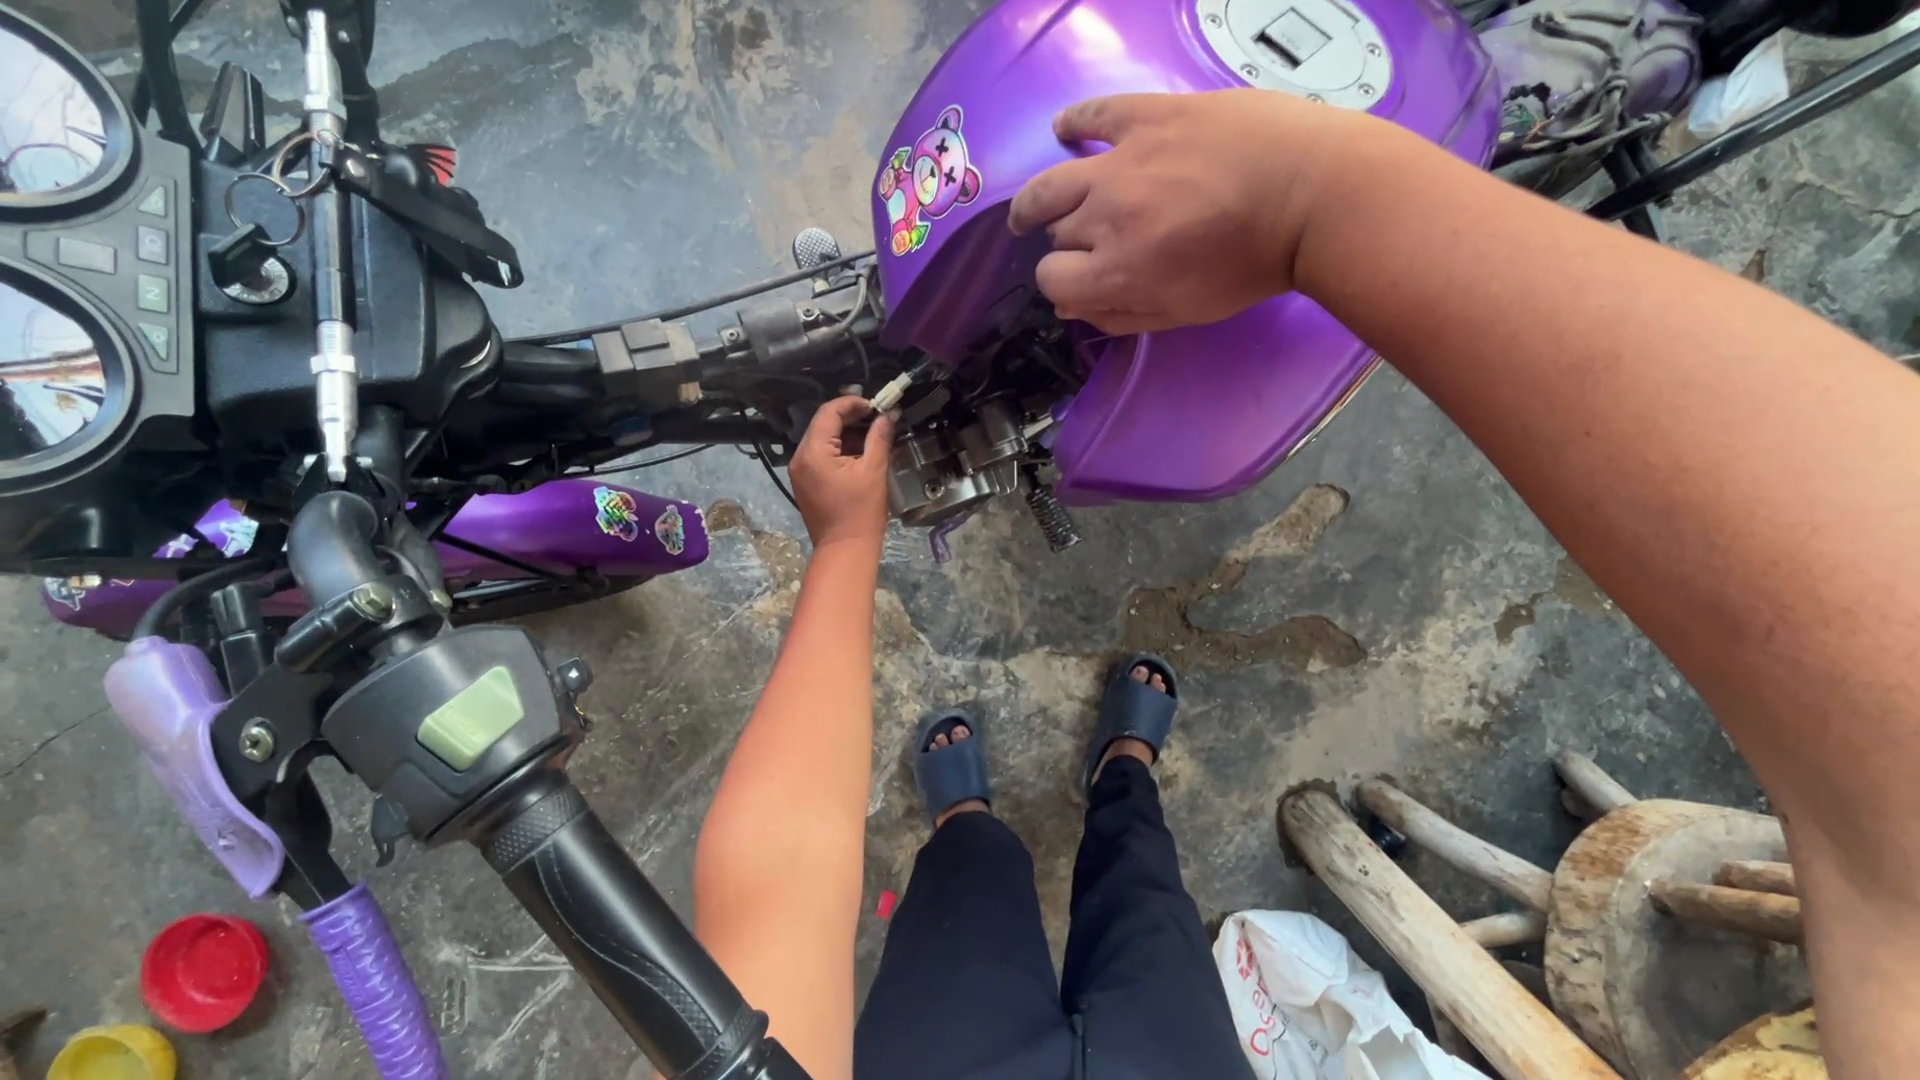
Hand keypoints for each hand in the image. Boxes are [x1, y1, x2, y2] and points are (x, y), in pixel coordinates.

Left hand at [789, 397, 896, 549]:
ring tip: (872, 435)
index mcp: (813, 452)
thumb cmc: (861, 512)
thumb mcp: (873, 470)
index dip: (852, 403)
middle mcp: (800, 457)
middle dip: (849, 418)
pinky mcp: (805, 482)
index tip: (875, 405)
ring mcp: (799, 471)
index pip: (828, 413)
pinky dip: (838, 449)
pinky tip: (859, 453)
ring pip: (821, 439)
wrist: (845, 549)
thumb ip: (879, 437)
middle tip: (876, 417)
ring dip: (845, 433)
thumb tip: (888, 414)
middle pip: (822, 424)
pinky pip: (819, 455)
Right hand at [1008, 90, 1365, 334]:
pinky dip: (1073, 122)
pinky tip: (1062, 129)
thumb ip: (1122, 316)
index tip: (1080, 283)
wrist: (1313, 194)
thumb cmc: (1253, 266)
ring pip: (1052, 183)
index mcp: (1115, 273)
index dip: (1062, 284)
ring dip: (1039, 201)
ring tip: (1035, 208)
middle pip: (1057, 234)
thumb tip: (1073, 311)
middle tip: (1087, 244)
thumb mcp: (1186, 313)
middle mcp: (1104, 218)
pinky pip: (1094, 115)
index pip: (1052, 279)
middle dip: (1067, 245)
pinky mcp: (1147, 117)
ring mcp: (1120, 162)